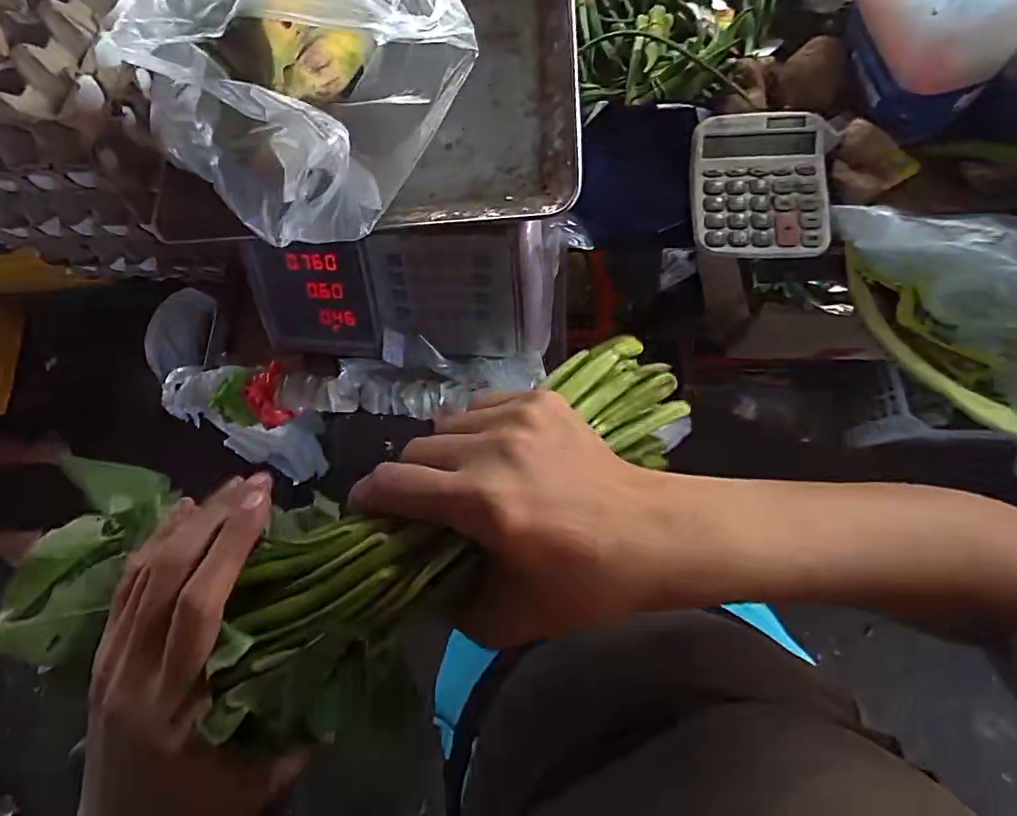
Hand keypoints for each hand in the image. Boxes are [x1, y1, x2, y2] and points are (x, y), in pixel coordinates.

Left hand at [81, 473, 305, 815]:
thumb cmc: (198, 811)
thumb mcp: (260, 780)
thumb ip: (303, 718)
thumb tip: (346, 648)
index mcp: (177, 704)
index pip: (201, 605)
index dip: (232, 545)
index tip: (265, 500)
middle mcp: (136, 673)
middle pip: (169, 575)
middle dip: (215, 519)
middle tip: (255, 482)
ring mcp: (110, 662)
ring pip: (142, 572)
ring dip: (186, 522)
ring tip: (226, 488)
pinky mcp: (99, 657)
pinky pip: (123, 585)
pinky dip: (152, 542)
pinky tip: (180, 514)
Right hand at [348, 390, 672, 646]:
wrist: (652, 532)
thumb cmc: (586, 582)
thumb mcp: (510, 618)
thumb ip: (450, 604)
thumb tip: (417, 580)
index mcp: (482, 501)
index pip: (393, 485)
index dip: (367, 499)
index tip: (365, 511)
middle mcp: (493, 447)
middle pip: (415, 450)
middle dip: (409, 480)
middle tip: (429, 505)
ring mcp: (519, 414)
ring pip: (446, 424)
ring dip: (445, 452)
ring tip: (468, 475)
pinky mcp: (540, 398)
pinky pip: (481, 406)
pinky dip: (477, 429)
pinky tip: (500, 452)